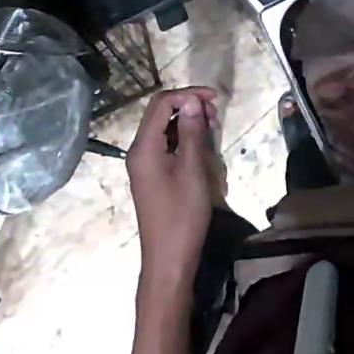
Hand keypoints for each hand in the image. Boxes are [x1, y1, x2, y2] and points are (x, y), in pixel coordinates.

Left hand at [125, 87, 221, 294]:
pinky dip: (184, 137)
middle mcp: (139, 151)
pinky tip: (201, 144)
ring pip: (164, 127)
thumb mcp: (192, 169)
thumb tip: (192, 101)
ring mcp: (144, 163)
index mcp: (143, 147)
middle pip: (160, 112)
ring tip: (212, 127)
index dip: (188, 94)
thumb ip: (190, 132)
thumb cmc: (182, 214)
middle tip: (215, 114)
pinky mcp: (153, 174)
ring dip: (187, 120)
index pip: (162, 104)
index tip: (215, 99)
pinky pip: (166, 143)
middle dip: (188, 105)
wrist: (169, 258)